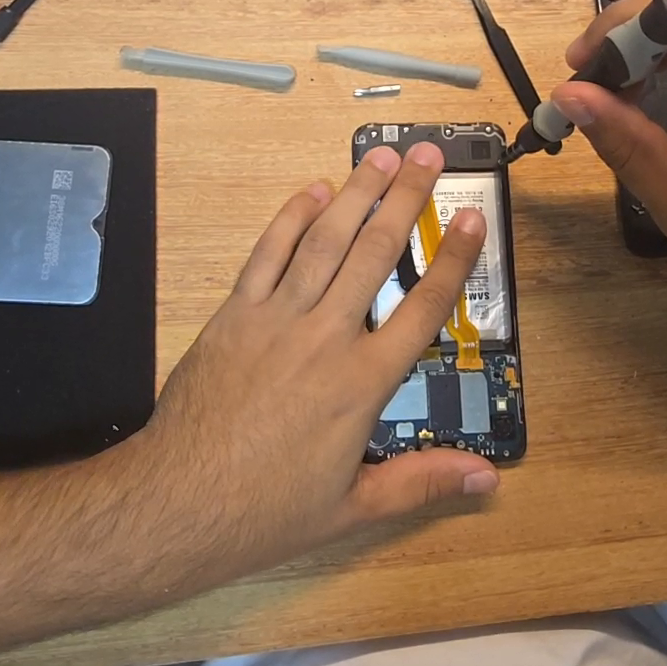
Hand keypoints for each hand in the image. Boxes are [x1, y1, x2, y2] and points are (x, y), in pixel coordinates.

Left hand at [133, 142, 495, 583]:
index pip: (422, 309)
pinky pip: (267, 254)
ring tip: (380, 156)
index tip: (470, 219)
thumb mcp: (355, 508)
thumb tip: (487, 479)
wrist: (178, 501)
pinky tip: (313, 192)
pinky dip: (290, 218)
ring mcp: (276, 318)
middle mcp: (325, 337)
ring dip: (356, 194)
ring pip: (324, 241)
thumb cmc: (267, 509)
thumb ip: (423, 483)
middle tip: (427, 157)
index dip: (452, 260)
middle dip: (406, 200)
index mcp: (362, 383)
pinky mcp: (235, 314)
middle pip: (375, 254)